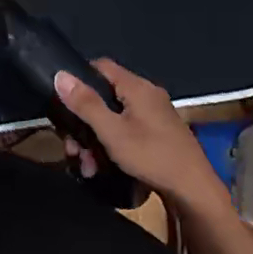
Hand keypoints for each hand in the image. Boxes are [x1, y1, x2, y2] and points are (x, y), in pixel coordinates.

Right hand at [53, 59, 227, 210]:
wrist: (191, 187)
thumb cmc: (151, 155)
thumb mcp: (112, 131)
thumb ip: (86, 104)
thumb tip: (60, 75)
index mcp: (137, 87)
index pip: (101, 66)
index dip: (79, 78)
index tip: (62, 101)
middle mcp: (147, 95)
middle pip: (104, 98)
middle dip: (83, 123)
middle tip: (72, 148)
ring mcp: (154, 116)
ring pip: (113, 119)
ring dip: (95, 141)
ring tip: (87, 166)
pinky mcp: (157, 134)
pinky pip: (126, 132)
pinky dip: (111, 146)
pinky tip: (102, 169)